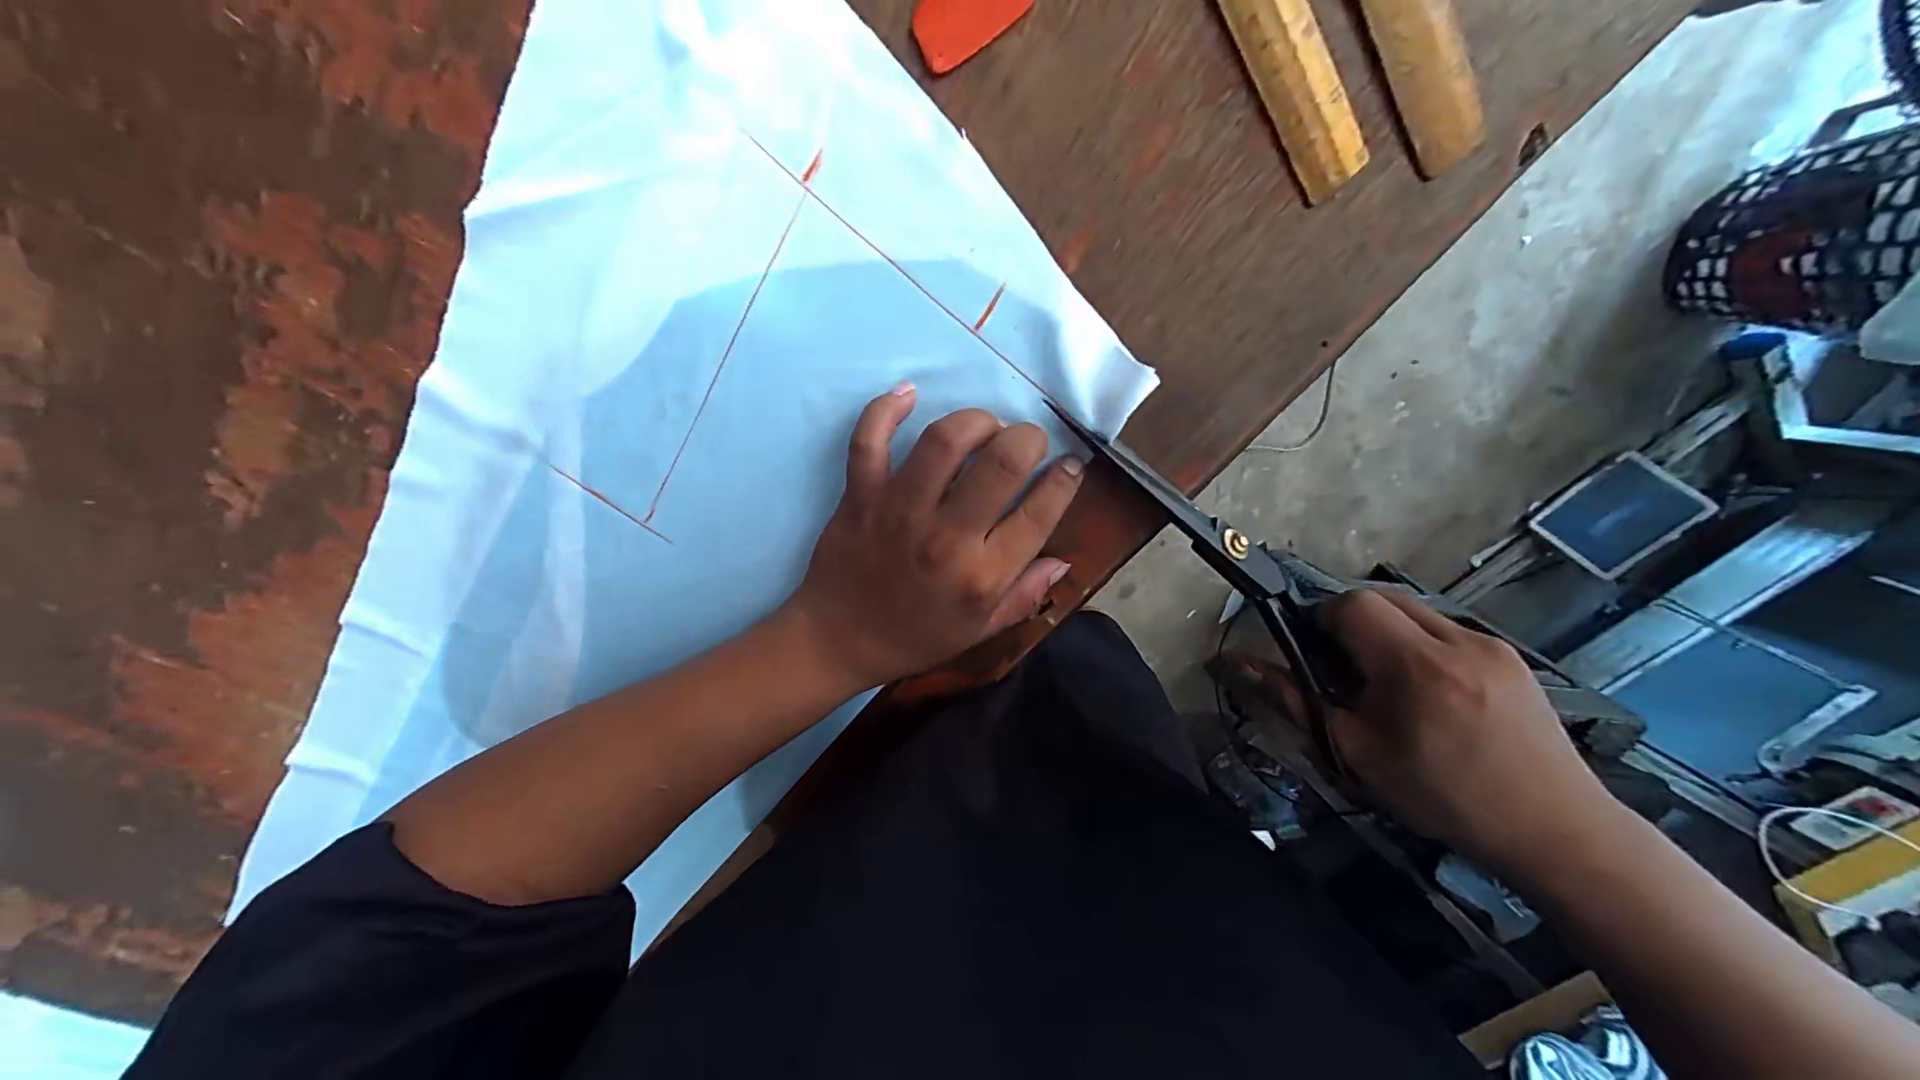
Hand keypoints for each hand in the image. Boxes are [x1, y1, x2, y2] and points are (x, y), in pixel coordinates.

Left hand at [781, 383, 1084, 690]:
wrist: (837, 641)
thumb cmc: (914, 638)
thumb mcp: (979, 630)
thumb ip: (1024, 596)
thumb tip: (1063, 560)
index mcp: (982, 576)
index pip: (1040, 511)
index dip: (1065, 478)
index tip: (1068, 465)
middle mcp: (946, 538)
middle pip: (1002, 462)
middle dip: (1028, 438)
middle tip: (1025, 442)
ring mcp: (899, 511)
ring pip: (944, 440)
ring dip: (975, 420)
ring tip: (983, 427)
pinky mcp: (860, 496)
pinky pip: (869, 440)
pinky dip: (886, 409)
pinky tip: (909, 393)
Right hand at [1321, 589, 1626, 879]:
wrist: (1558, 832)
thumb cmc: (1446, 799)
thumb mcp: (1359, 756)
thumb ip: (1300, 703)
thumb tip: (1247, 667)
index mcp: (1418, 667)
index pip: (1353, 604)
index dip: (1323, 619)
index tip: (1317, 654)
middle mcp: (1460, 642)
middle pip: (1383, 598)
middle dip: (1352, 622)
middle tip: (1344, 668)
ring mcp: (1493, 647)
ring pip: (1416, 612)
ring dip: (1387, 632)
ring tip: (1388, 683)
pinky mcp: (1512, 658)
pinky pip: (1448, 631)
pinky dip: (1422, 645)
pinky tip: (1428, 692)